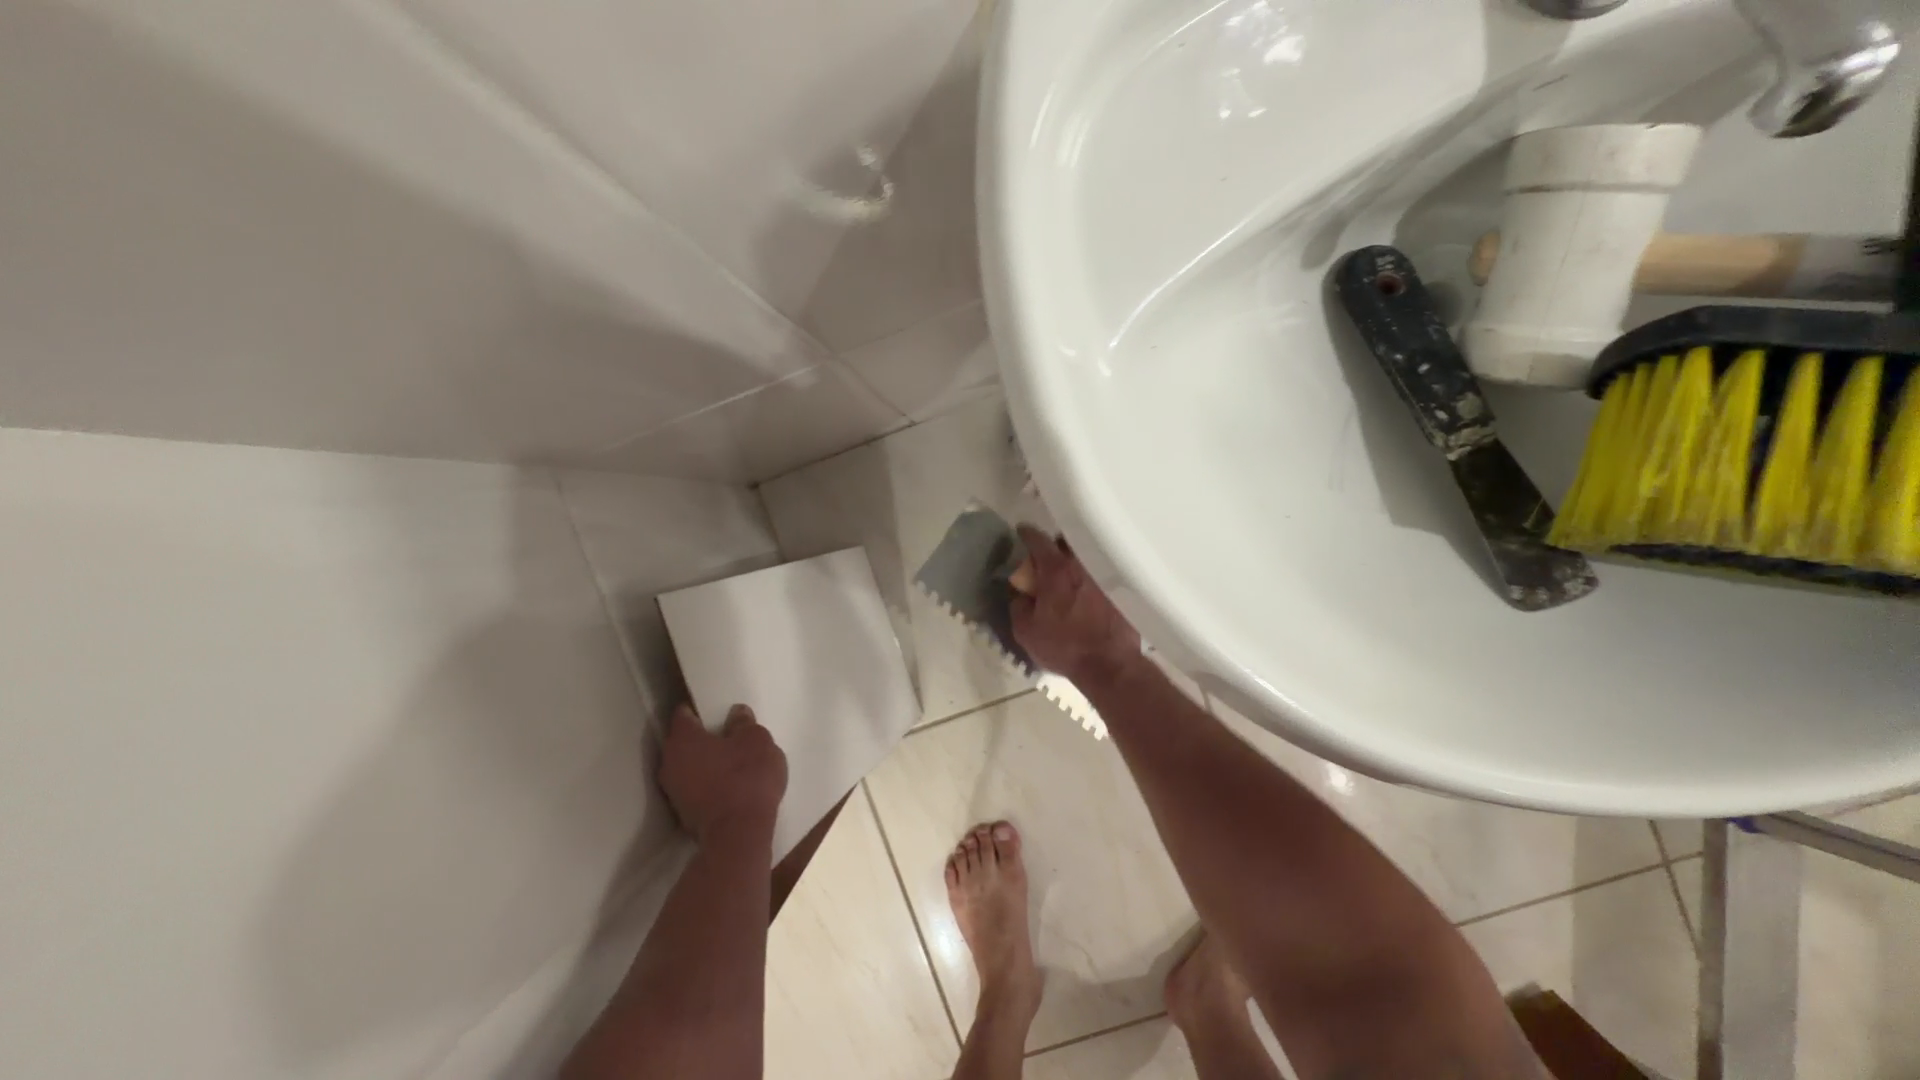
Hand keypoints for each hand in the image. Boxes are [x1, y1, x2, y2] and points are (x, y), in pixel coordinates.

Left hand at [659, 703, 787, 845]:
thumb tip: (736, 714)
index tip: (719, 712)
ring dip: (706, 764)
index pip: (684, 714)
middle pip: (685, 742)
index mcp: (682, 739)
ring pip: (689, 767)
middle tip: (731, 738)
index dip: (701, 709)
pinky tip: (731, 788)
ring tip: (734, 765)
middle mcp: (669, 762)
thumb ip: (744, 724)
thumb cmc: (746, 778)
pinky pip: (696, 789)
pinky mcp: (683, 815)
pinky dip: (709, 785)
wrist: (738, 835)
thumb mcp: (757, 741)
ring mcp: (673, 791)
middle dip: (705, 739)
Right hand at [1009, 525, 1140, 685]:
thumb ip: (1018, 605)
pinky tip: (1090, 596)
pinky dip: (1093, 580)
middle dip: (1054, 548)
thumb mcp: (1025, 631)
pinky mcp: (1121, 591)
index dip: (1026, 534)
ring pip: (1087, 557)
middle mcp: (1082, 565)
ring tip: (1071, 578)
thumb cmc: (1063, 647)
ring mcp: (1104, 576)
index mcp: (1055, 569)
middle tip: (1047, 562)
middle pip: (1066, 542)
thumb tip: (1021, 594)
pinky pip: (1102, 576)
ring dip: (1076, 563)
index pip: (1037, 539)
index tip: (1021, 534)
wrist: (1109, 665)